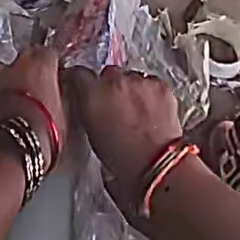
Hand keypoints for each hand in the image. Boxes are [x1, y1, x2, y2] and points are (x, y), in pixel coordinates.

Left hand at [0, 45, 65, 165]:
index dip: (55, 63)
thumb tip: (67, 88)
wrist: (14, 146)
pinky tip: (18, 104)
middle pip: (29, 55)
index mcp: (41, 64)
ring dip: (21, 77)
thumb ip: (67, 92)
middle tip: (45, 81)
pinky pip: (4, 85)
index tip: (60, 72)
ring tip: (31, 95)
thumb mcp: (68, 111)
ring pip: (14, 69)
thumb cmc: (44, 128)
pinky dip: (10, 90)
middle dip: (36, 65)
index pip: (50, 52)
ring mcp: (2, 77)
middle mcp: (19, 65)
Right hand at [66, 66, 182, 213]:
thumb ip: (86, 106)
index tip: (85, 86)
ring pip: (131, 77)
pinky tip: (152, 111)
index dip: (82, 81)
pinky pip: (150, 82)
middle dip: (110, 86)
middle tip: (116, 105)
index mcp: (91, 94)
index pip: (79, 73)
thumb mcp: (90, 131)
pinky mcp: (160, 85)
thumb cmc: (120, 158)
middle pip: (108, 73)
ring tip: (137, 111)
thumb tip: (86, 97)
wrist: (157, 166)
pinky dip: (150, 93)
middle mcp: (113, 81)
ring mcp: (138, 81)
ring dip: (131, 88)